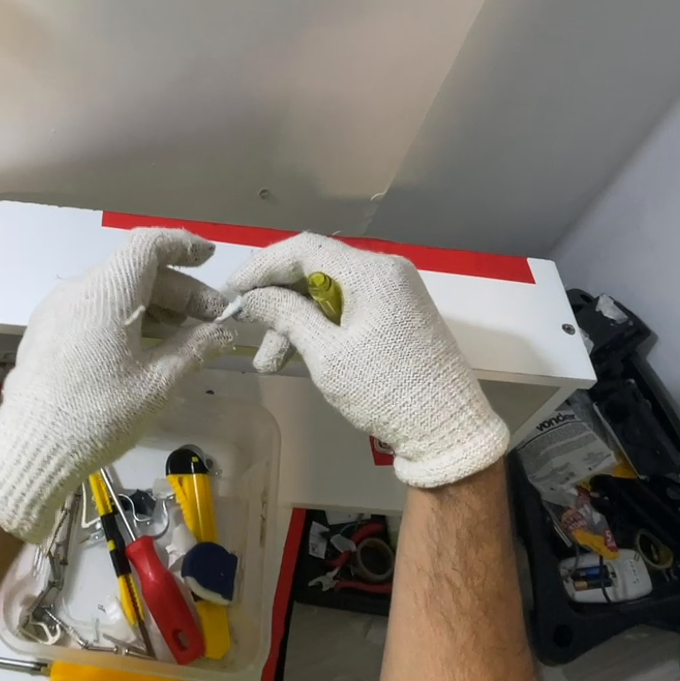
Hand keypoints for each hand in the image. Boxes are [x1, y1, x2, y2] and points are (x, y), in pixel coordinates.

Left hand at [0, 229, 234, 540]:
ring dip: (154, 304)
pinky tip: (144, 347)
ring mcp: (58, 310)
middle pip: (135, 270)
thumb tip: (223, 331)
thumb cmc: (99, 413)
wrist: (30, 450)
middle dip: (179, 289)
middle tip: (211, 318)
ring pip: (115, 291)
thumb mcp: (158, 383)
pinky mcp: (47, 332)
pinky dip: (126, 316)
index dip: (183, 245)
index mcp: (106, 291)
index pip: (148, 245)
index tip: (210, 259)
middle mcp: (78, 289)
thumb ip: (195, 348)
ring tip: (183, 335)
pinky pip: (95, 309)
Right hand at [229, 233, 509, 488]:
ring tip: (267, 363)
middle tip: (245, 325)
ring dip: (295, 321)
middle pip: (315, 269)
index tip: (231, 289)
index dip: (262, 266)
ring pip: (328, 293)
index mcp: (372, 271)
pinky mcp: (396, 313)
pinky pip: (347, 308)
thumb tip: (251, 296)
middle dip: (277, 300)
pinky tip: (295, 355)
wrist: (448, 431)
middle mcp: (385, 270)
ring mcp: (393, 292)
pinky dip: (320, 327)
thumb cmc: (385, 390)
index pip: (304, 249)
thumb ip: (286, 315)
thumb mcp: (327, 355)